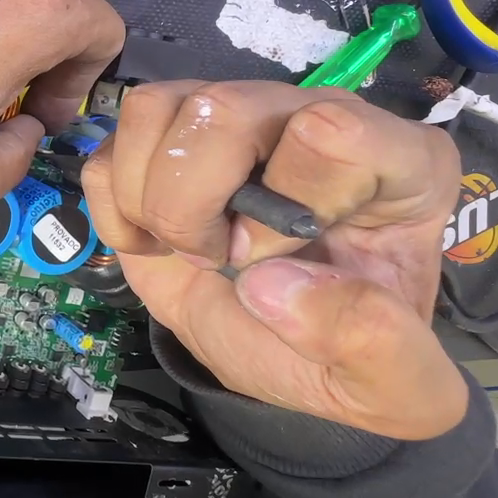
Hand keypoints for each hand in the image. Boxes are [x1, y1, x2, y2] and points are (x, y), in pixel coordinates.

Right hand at [80, 82, 466, 439]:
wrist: (256, 341)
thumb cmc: (329, 351)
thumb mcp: (392, 388)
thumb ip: (375, 347)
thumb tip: (271, 283)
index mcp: (393, 160)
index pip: (332, 128)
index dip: (284, 204)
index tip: (270, 259)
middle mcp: (304, 115)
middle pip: (220, 110)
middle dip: (192, 204)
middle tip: (212, 256)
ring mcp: (221, 117)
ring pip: (150, 109)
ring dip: (145, 198)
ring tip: (179, 242)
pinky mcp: (153, 140)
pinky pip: (104, 150)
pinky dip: (112, 210)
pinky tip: (149, 239)